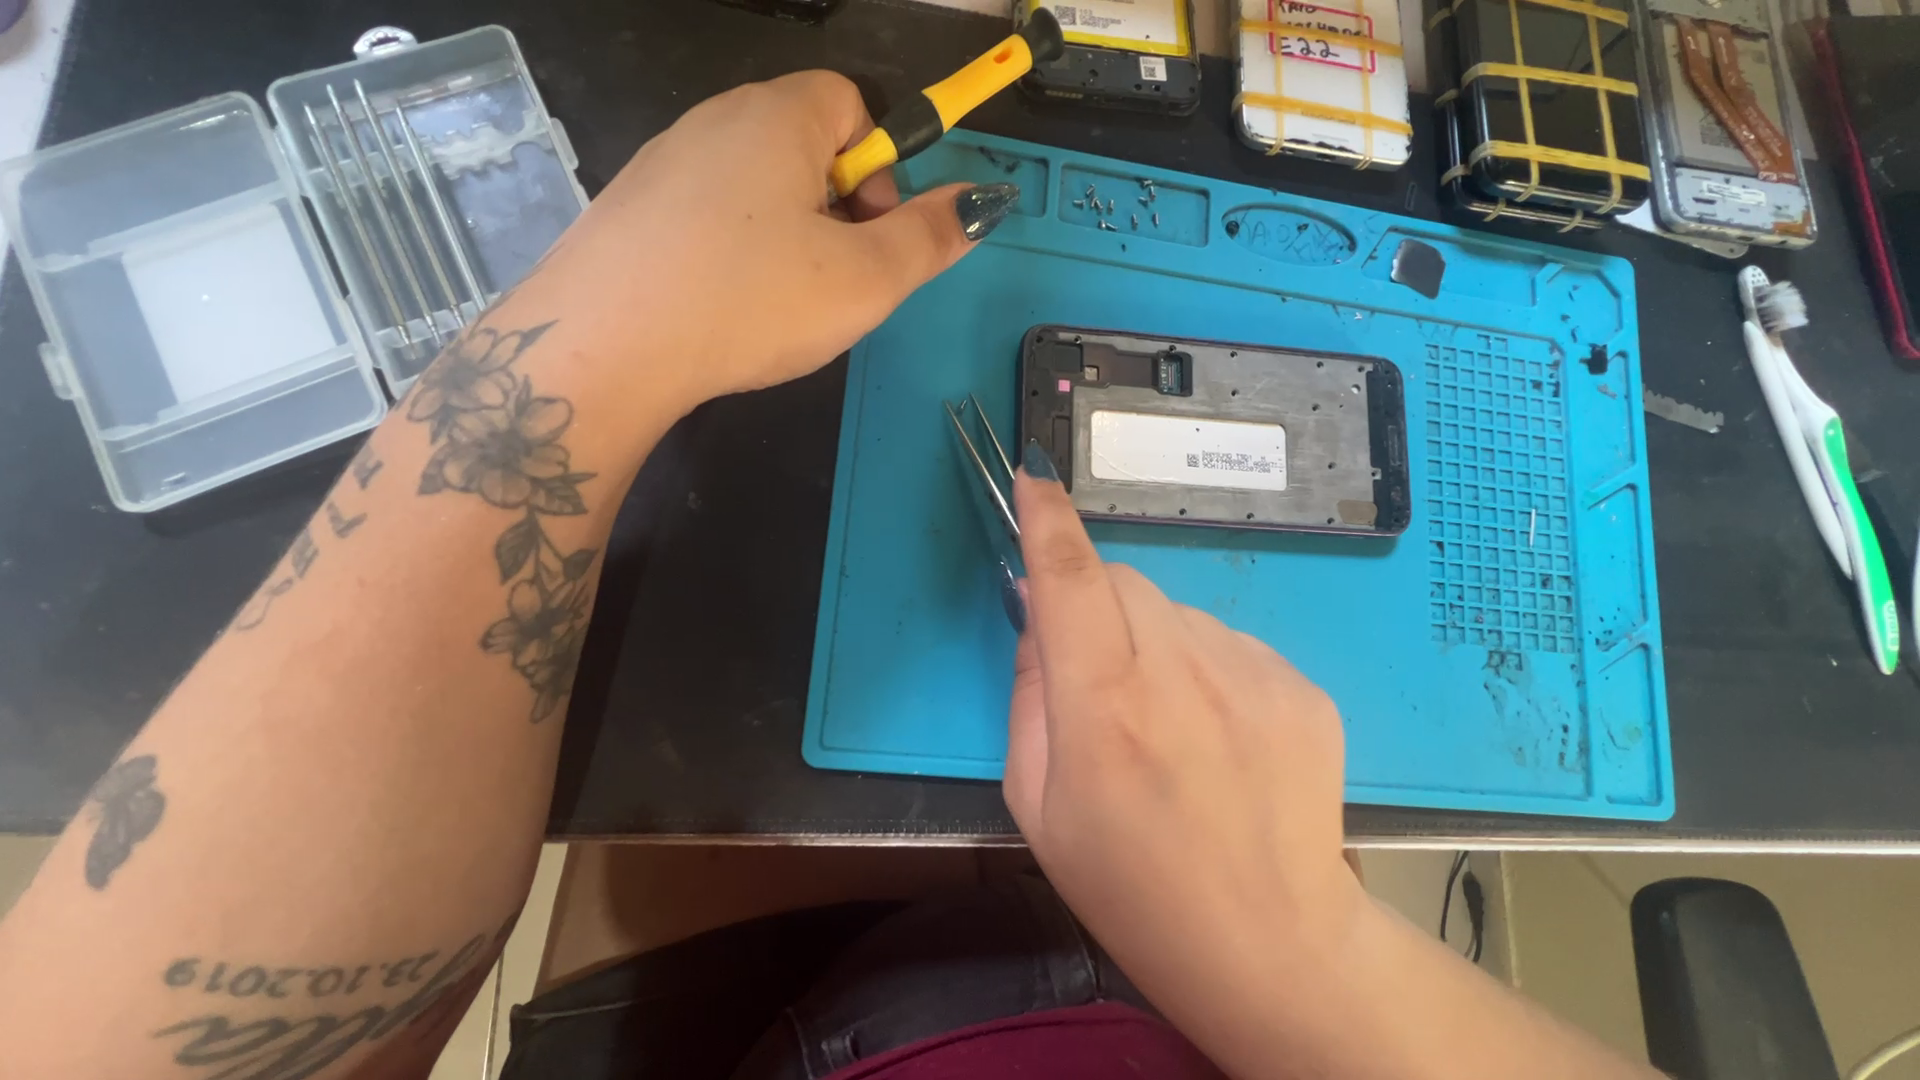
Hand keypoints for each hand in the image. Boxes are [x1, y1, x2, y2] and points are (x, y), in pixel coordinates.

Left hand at [518, 71, 1013, 411]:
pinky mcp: (631, 212)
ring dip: (787, 241)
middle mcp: (716, 121)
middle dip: (837, 212)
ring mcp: (665, 164)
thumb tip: (982, 203)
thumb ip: (931, 238)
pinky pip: (709, 220)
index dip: (880, 169)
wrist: (606, 347)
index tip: (872, 235)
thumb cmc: (752, 300)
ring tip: (776, 306)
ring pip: (757, 191)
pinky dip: (733, 257)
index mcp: (778, 118)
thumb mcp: (866, 279)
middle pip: (806, 148)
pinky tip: (724, 309)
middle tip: (832, 281)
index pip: (852, 104)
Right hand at [1004, 446, 1363, 1074]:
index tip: (1034, 476)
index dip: (1047, 522)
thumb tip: (1040, 622)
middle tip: (1098, 673)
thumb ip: (1028, 696)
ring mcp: (1252, 675)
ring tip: (1170, 726)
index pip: (1070, 581)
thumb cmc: (1129, 885)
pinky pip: (1230, 643)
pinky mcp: (1301, 687)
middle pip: (1124, 581)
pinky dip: (1207, 669)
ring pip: (1177, 612)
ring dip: (1154, 643)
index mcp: (1103, 709)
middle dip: (1096, 602)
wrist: (1271, 942)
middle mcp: (1180, 675)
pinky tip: (1220, 737)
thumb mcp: (1035, 805)